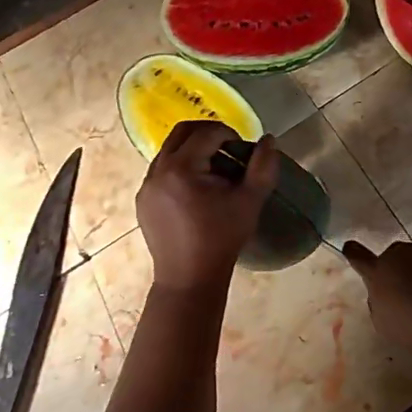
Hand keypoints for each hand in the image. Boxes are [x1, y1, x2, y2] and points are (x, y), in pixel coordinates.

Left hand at [136, 121, 277, 292]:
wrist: (190, 278)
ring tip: (214, 171)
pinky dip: (180, 168)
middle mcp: (157, 171)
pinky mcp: (143, 200)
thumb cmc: (222, 239)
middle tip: (228, 149)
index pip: (206, 133)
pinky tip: (197, 190)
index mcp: (181, 168)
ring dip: (193, 150)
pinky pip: (161, 170)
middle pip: (182, 132)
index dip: (229, 134)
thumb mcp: (250, 201)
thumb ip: (263, 166)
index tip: (242, 151)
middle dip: (208, 134)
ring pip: (169, 151)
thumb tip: (269, 139)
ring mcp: (146, 186)